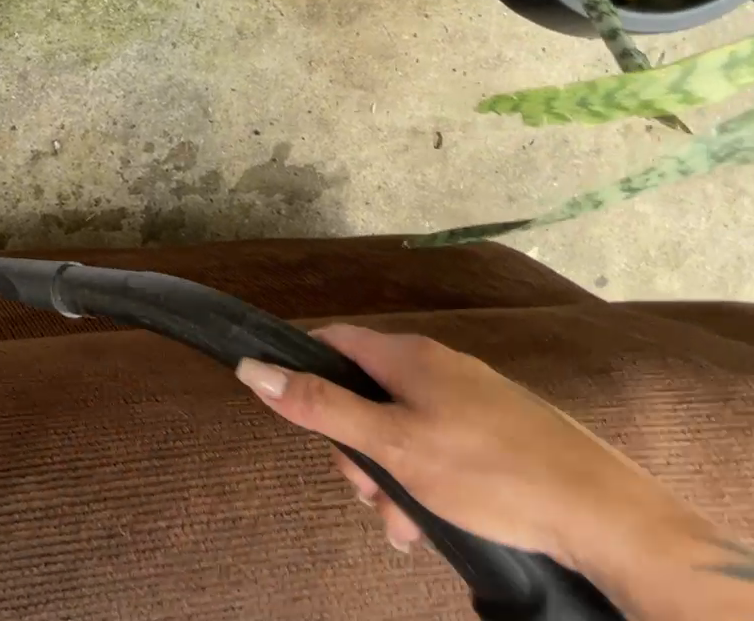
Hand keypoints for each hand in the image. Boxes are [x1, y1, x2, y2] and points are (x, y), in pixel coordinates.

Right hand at [232, 324, 705, 567]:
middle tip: (362, 489)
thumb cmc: (489, 473)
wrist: (616, 524)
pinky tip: (431, 521)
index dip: (302, 369)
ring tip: (401, 521)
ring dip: (386, 471)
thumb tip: (250, 366)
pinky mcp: (503, 432)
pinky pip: (439, 444)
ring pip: (400, 425)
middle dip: (351, 442)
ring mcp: (474, 399)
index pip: (331, 340)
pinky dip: (423, 477)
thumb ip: (319, 405)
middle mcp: (438, 366)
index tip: (296, 413)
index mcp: (408, 356)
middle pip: (363, 391)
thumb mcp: (390, 444)